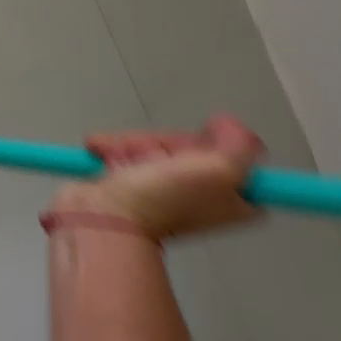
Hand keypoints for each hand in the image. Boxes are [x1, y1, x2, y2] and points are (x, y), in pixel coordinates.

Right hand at [49, 114, 263, 239]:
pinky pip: (121, 150)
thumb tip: (227, 124)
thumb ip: (240, 145)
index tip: (195, 151)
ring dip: (128, 144)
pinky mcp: (124, 180)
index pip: (232, 156)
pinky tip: (101, 153)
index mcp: (233, 198)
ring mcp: (159, 187)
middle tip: (150, 155)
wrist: (100, 216)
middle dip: (161, 143)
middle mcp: (199, 193)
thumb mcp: (219, 171)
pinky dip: (109, 148)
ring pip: (150, 146)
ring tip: (114, 156)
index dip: (212, 147)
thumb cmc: (162, 199)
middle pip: (188, 147)